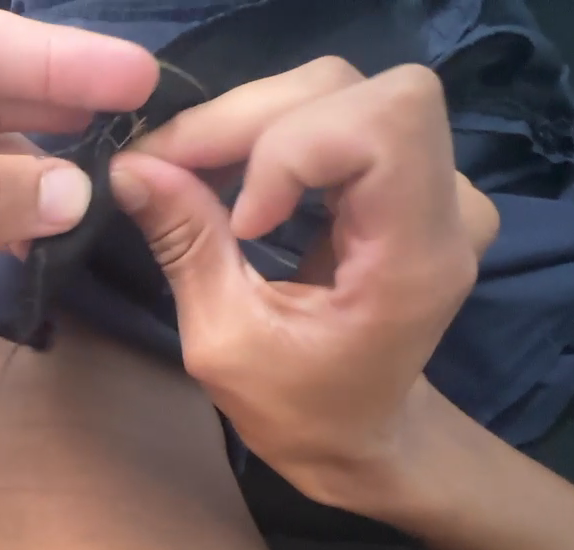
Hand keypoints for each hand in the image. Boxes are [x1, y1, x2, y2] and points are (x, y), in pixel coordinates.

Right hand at [109, 58, 498, 505]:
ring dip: (246, 124)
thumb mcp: (222, 344)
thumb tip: (128, 170)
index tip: (238, 224)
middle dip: (243, 121)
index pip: (381, 122)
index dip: (290, 149)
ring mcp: (433, 182)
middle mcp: (445, 200)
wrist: (358, 433)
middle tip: (163, 166)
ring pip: (336, 92)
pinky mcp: (405, 178)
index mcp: (414, 255)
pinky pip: (334, 118)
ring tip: (183, 170)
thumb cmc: (295, 411)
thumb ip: (187, 249)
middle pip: (347, 91)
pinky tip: (224, 175)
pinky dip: (265, 136)